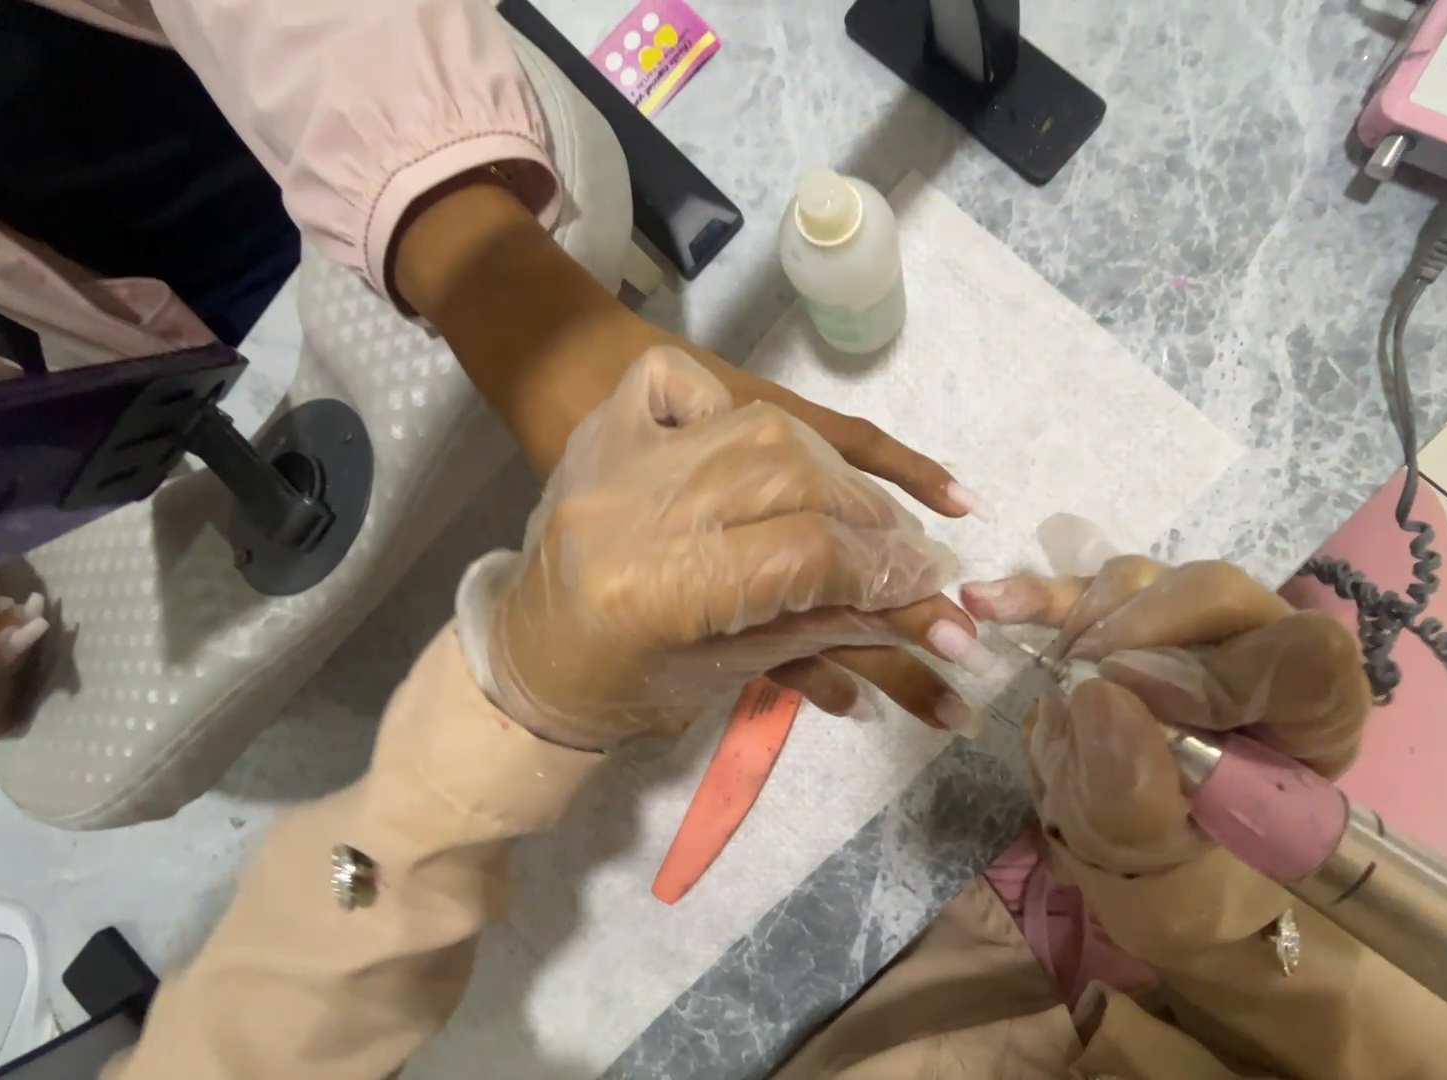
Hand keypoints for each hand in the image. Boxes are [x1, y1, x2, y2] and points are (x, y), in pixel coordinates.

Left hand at [394, 180, 990, 730]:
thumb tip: (912, 603)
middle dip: (867, 516)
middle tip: (907, 550)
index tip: (928, 584)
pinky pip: (693, 389)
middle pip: (792, 478)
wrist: (518, 654)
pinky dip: (747, 412)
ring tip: (865, 510)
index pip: (803, 555)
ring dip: (831, 467)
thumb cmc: (613, 691)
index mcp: (652, 593)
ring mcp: (616, 455)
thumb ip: (816, 630)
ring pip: (761, 428)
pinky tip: (781, 444)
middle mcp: (633, 508)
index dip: (880, 568)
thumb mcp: (717, 677)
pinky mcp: (609, 426)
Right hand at [962, 556, 1369, 874]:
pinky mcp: (1121, 603)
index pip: (1306, 658)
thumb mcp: (1146, 840)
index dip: (1225, 671)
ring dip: (1087, 623)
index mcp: (1306, 714)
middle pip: (1215, 592)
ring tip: (1056, 677)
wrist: (1115, 810)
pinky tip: (988, 601)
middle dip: (1139, 634)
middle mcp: (1256, 643)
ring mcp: (1184, 614)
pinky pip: (1080, 580)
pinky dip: (1033, 592)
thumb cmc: (1153, 837)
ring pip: (1145, 578)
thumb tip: (1097, 695)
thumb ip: (1134, 787)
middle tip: (1086, 679)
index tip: (1148, 702)